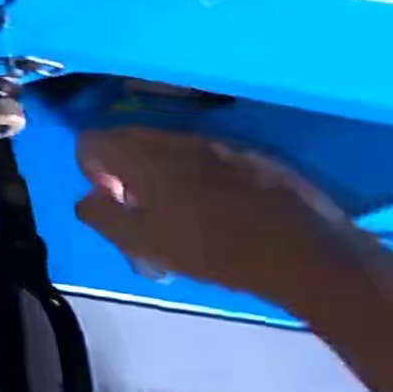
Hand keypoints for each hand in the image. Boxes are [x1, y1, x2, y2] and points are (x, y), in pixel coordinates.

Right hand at [73, 127, 392, 321]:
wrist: (304, 252)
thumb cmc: (208, 247)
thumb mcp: (138, 240)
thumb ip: (100, 215)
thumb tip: (88, 200)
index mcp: (141, 154)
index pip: (90, 142)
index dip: (90, 171)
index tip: (112, 203)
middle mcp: (174, 138)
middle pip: (128, 143)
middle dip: (124, 174)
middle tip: (140, 214)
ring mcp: (217, 145)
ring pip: (168, 152)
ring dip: (161, 179)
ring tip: (180, 219)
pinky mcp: (252, 157)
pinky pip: (206, 161)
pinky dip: (198, 181)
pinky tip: (219, 215)